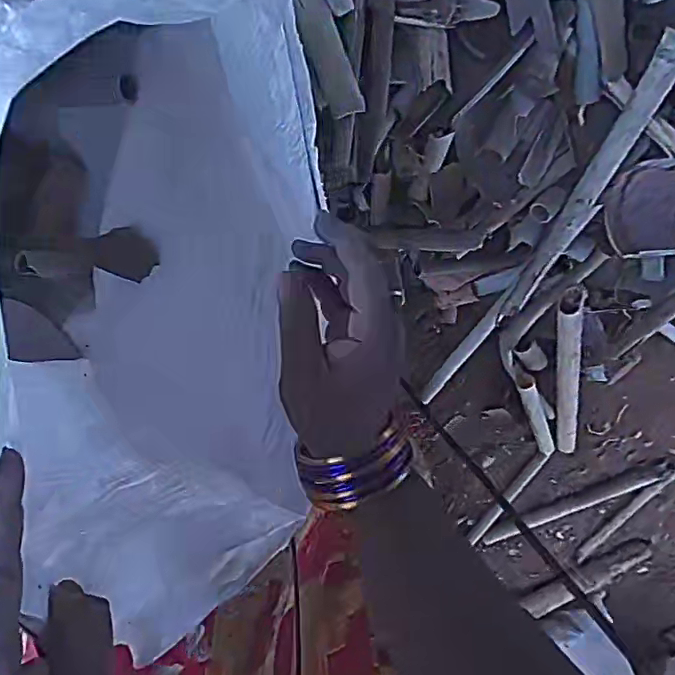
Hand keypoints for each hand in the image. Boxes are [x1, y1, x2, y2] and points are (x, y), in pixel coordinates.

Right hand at [278, 212, 405, 457]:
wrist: (351, 453)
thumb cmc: (326, 416)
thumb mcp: (302, 371)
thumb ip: (296, 321)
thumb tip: (288, 276)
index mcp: (377, 329)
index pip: (366, 270)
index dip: (344, 241)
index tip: (318, 221)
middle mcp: (385, 325)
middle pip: (366, 273)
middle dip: (335, 250)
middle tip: (300, 238)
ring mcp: (379, 332)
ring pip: (359, 285)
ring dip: (330, 268)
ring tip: (295, 257)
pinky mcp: (368, 340)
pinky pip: (352, 303)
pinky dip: (330, 288)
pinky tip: (305, 282)